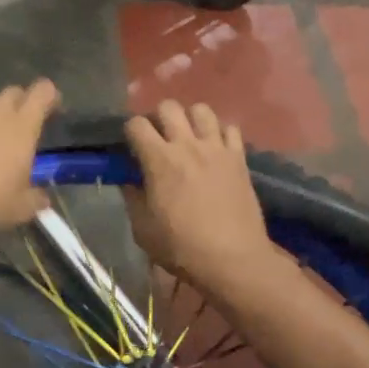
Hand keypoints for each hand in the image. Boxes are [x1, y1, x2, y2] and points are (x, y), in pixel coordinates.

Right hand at [122, 101, 271, 284]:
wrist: (233, 260)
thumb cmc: (182, 247)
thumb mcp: (142, 229)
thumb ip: (132, 197)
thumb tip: (129, 180)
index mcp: (159, 160)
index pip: (136, 124)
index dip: (129, 132)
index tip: (130, 147)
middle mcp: (188, 145)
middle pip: (169, 107)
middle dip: (158, 118)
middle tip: (158, 139)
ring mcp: (217, 149)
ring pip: (202, 110)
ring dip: (190, 119)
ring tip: (188, 138)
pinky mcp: (239, 158)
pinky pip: (230, 129)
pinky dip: (220, 133)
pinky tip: (215, 149)